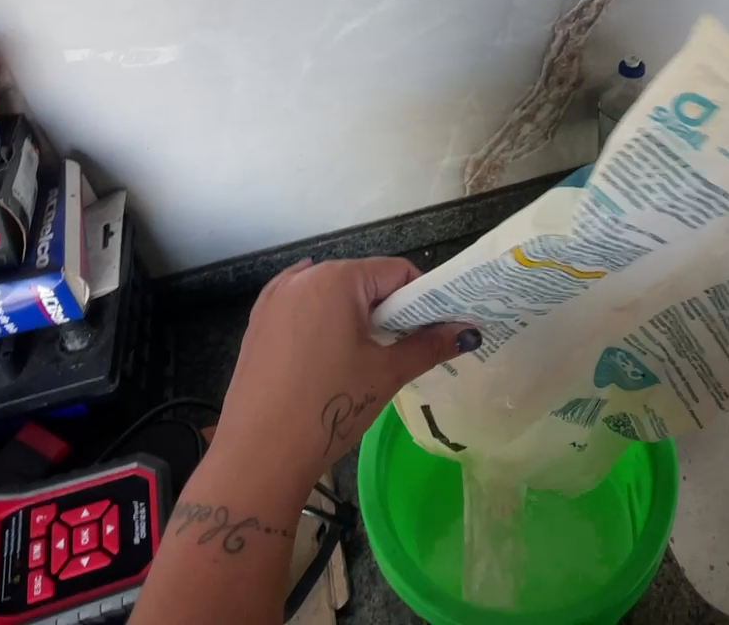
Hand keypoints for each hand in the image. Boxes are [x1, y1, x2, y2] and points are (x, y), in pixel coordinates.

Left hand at [212, 257, 479, 492]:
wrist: (258, 457)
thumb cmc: (328, 409)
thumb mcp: (386, 374)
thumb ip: (430, 345)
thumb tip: (470, 332)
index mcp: (337, 278)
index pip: (396, 272)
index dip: (421, 298)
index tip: (432, 330)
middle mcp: (303, 276)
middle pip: (364, 279)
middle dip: (388, 308)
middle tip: (401, 348)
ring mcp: (275, 297)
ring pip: (332, 292)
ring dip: (355, 315)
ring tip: (365, 357)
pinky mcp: (259, 321)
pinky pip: (303, 306)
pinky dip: (323, 319)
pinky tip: (330, 346)